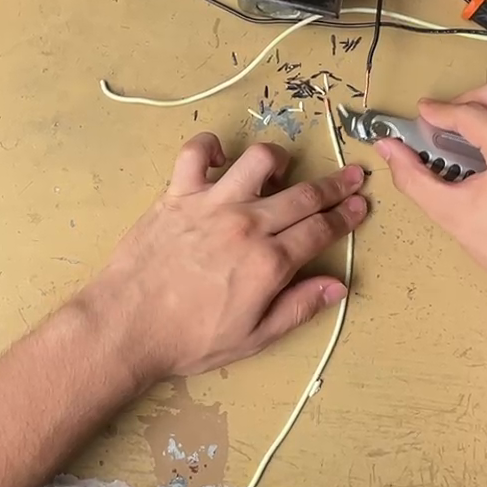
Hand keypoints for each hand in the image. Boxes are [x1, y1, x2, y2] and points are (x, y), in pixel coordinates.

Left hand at [74, 135, 366, 381]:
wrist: (126, 327)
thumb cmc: (188, 340)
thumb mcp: (253, 338)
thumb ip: (298, 308)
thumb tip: (338, 286)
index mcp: (268, 262)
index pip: (321, 230)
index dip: (346, 216)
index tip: (361, 204)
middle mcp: (246, 224)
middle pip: (303, 195)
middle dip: (335, 185)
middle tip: (353, 176)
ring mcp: (211, 203)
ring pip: (258, 161)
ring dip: (278, 159)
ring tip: (282, 170)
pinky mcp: (178, 193)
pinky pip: (196, 152)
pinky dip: (210, 147)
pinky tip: (220, 157)